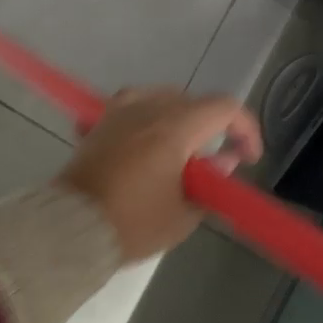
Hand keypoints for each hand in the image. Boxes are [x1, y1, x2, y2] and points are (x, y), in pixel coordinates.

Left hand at [57, 88, 262, 261]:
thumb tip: (219, 162)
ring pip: (157, 98)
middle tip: (213, 161)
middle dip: (209, 125)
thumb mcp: (184, 212)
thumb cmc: (133, 222)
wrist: (73, 224)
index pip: (222, 107)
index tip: (248, 157)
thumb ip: (209, 183)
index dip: (245, 128)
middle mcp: (143, 109)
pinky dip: (144, 120)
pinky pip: (129, 108)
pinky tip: (145, 146)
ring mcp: (115, 113)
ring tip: (181, 151)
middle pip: (189, 100)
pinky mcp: (96, 124)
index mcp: (171, 127)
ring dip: (176, 118)